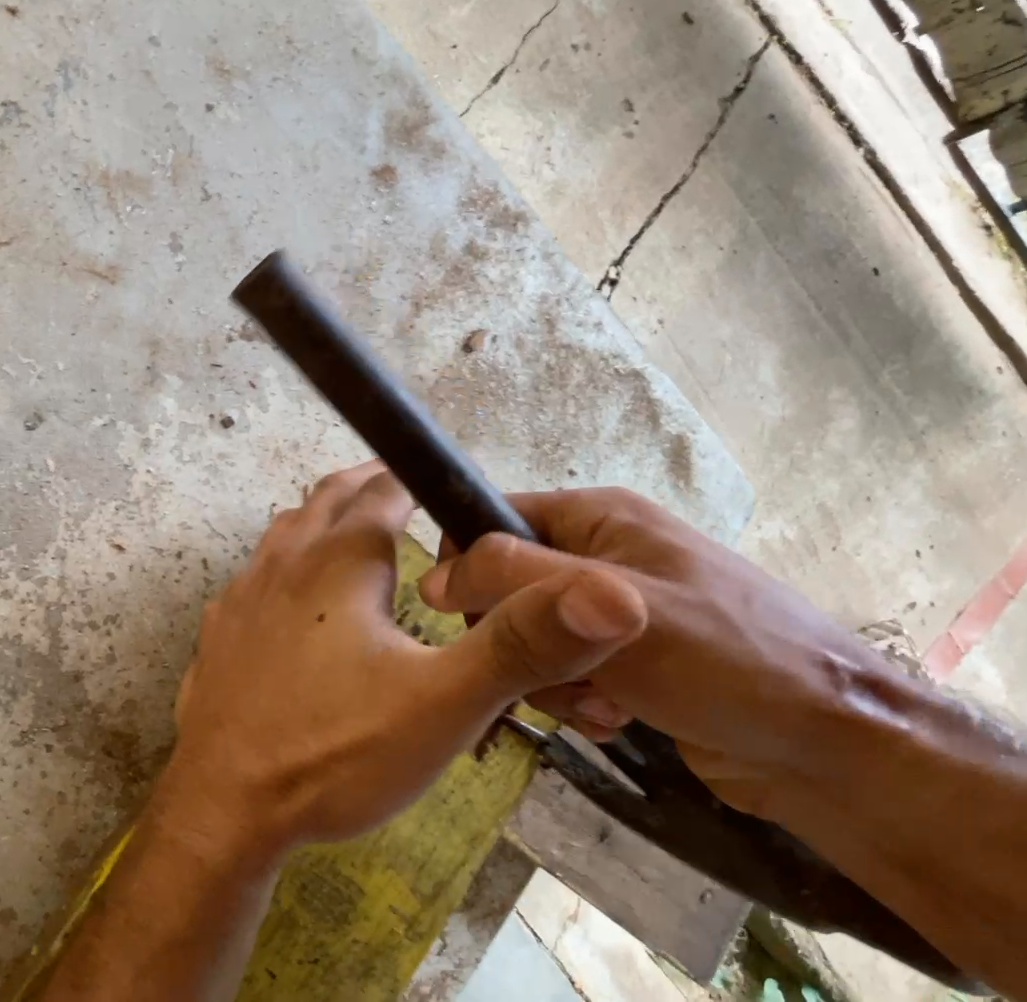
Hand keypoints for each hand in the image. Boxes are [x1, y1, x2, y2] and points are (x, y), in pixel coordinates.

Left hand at [158, 462, 647, 859]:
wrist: (224, 805)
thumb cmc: (336, 752)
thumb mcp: (443, 704)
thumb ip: (522, 645)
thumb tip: (618, 593)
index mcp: (338, 562)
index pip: (382, 492)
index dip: (416, 479)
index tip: (446, 483)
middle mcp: (281, 563)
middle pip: (325, 500)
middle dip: (365, 487)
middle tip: (400, 487)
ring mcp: (239, 597)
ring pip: (283, 534)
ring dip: (320, 519)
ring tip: (352, 529)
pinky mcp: (217, 634)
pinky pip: (255, 577)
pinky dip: (284, 565)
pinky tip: (295, 600)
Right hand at [419, 486, 878, 817]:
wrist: (839, 753)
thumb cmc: (726, 659)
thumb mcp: (608, 607)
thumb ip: (511, 579)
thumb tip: (430, 579)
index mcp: (595, 516)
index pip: (485, 519)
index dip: (465, 568)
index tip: (475, 623)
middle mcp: (598, 554)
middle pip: (501, 586)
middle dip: (516, 639)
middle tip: (551, 671)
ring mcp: (612, 609)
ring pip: (528, 637)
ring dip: (548, 678)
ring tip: (599, 704)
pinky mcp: (626, 658)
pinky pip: (562, 670)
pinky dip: (575, 698)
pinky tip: (613, 719)